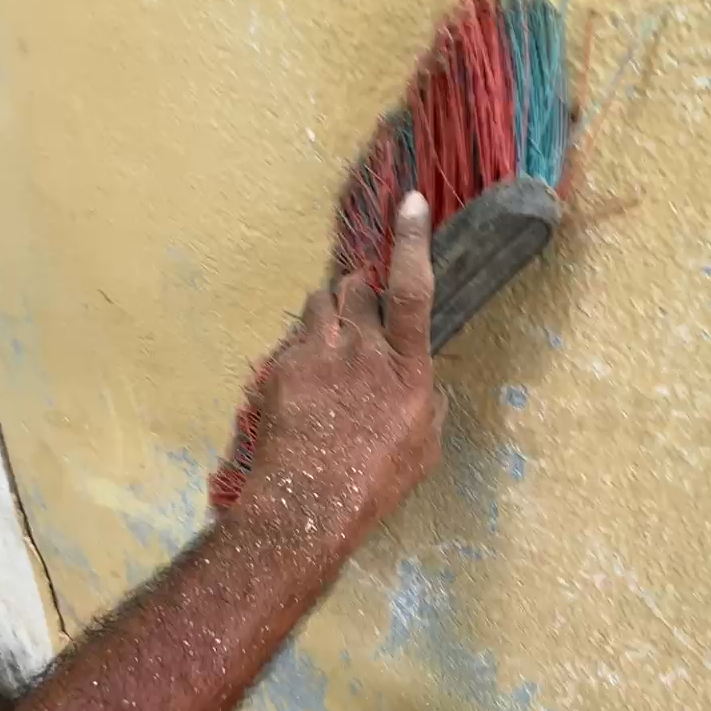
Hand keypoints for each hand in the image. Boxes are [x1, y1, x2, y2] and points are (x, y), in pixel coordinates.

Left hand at [236, 191, 444, 553]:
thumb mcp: (425, 449)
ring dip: (326, 314)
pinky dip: (299, 353)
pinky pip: (291, 341)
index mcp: (406, 368)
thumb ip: (430, 406)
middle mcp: (361, 350)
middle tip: (357, 317)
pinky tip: (301, 388)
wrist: (307, 507)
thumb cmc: (375, 484)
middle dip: (357, 292)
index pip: (411, 290)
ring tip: (327, 348)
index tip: (410, 203)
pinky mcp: (281, 369)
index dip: (412, 242)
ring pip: (318, 302)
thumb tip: (429, 387)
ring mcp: (316, 356)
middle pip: (355, 286)